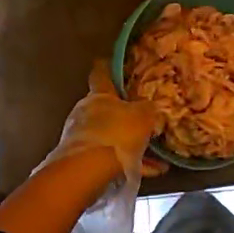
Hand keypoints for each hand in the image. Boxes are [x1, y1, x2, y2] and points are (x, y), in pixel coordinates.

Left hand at [47, 59, 158, 181]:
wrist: (90, 169)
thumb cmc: (118, 133)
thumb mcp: (143, 116)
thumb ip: (148, 109)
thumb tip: (149, 106)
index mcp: (99, 96)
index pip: (100, 74)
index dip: (106, 67)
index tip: (110, 62)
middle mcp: (85, 112)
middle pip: (104, 108)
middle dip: (120, 113)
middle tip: (140, 117)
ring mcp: (80, 136)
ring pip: (108, 135)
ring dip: (126, 141)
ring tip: (152, 153)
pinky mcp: (81, 158)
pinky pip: (109, 157)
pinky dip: (128, 161)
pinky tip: (152, 170)